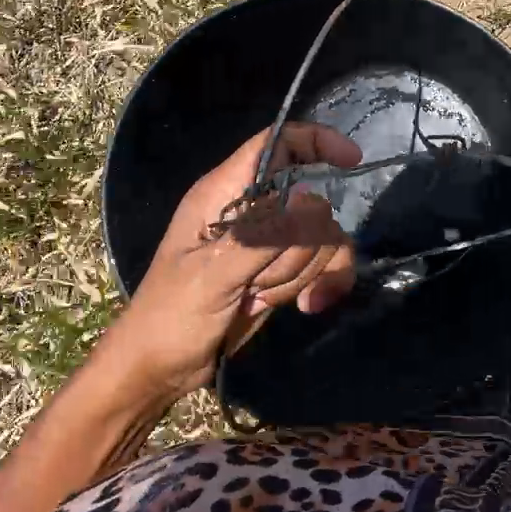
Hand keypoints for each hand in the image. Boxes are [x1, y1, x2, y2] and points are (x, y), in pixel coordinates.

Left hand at [88, 122, 363, 406]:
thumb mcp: (212, 274)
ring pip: (323, 237)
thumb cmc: (171, 315)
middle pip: (310, 203)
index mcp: (225, 193)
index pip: (277, 144)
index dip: (316, 141)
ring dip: (301, 273)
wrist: (160, 370)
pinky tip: (308, 308)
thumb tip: (315, 202)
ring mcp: (271, 242)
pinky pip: (327, 263)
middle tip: (257, 279)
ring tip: (259, 297)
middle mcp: (253, 209)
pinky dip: (324, 284)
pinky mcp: (284, 271)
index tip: (350, 161)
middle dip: (297, 248)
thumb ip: (265, 235)